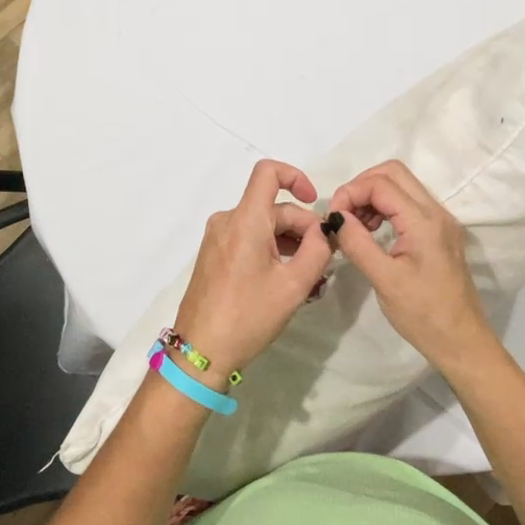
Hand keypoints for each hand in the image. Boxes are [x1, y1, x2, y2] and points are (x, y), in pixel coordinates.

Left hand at [174, 160, 333, 384]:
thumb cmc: (248, 316)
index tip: (314, 201)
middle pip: (273, 208)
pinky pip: (250, 241)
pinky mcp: (215, 256)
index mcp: (245, 220)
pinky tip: (288, 282)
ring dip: (289, 244)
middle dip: (302, 228)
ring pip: (263, 226)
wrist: (200, 352)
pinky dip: (272, 252)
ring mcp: (218, 239)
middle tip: (324, 262)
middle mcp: (227, 221)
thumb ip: (317, 250)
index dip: (296, 177)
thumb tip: (322, 231)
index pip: (268, 172)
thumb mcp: (294, 285)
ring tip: (311, 278)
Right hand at [330, 160, 496, 370]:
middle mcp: (436, 212)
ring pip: (401, 185)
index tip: (332, 218)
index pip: (381, 183)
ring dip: (373, 195)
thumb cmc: (423, 315)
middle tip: (342, 215)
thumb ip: (357, 243)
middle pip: (393, 172)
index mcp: (424, 221)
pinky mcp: (439, 232)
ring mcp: (441, 221)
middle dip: (361, 186)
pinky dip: (385, 207)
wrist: (461, 342)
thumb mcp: (384, 280)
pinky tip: (371, 231)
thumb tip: (334, 217)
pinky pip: (408, 203)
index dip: (350, 192)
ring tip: (354, 225)